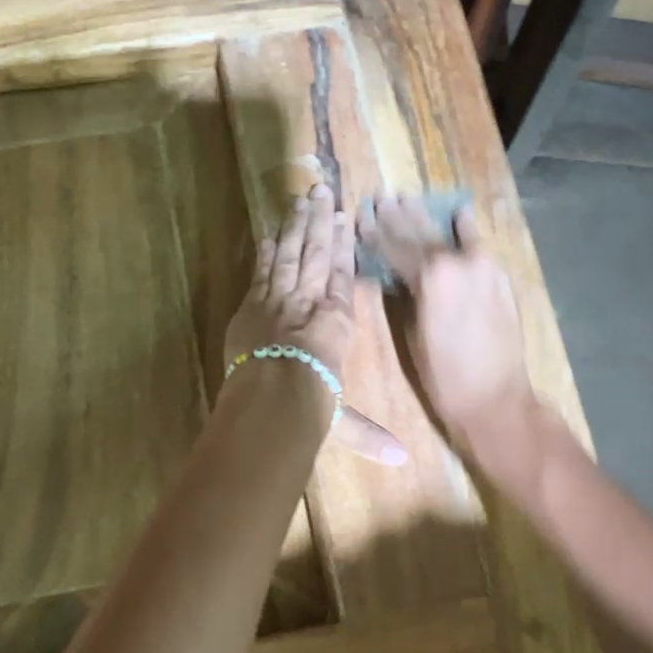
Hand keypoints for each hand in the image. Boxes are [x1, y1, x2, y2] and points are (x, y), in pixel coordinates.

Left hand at [224, 184, 405, 464]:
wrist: (274, 396)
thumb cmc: (312, 406)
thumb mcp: (342, 422)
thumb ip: (368, 435)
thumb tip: (401, 462)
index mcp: (338, 324)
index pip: (342, 277)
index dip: (344, 247)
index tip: (346, 220)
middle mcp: (312, 303)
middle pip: (317, 254)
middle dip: (322, 222)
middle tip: (323, 190)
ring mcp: (279, 299)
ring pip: (290, 253)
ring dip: (297, 224)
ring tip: (303, 197)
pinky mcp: (251, 304)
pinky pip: (261, 271)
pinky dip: (266, 251)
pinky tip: (269, 233)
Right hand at [358, 195, 534, 442]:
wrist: (494, 398)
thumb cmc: (442, 376)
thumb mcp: (411, 333)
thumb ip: (404, 295)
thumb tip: (396, 275)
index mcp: (429, 276)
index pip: (393, 245)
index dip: (374, 231)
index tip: (360, 213)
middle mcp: (457, 260)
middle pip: (419, 233)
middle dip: (397, 216)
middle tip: (380, 197)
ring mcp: (482, 265)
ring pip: (447, 235)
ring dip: (425, 218)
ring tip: (406, 198)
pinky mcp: (499, 277)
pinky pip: (478, 246)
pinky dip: (466, 230)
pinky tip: (459, 212)